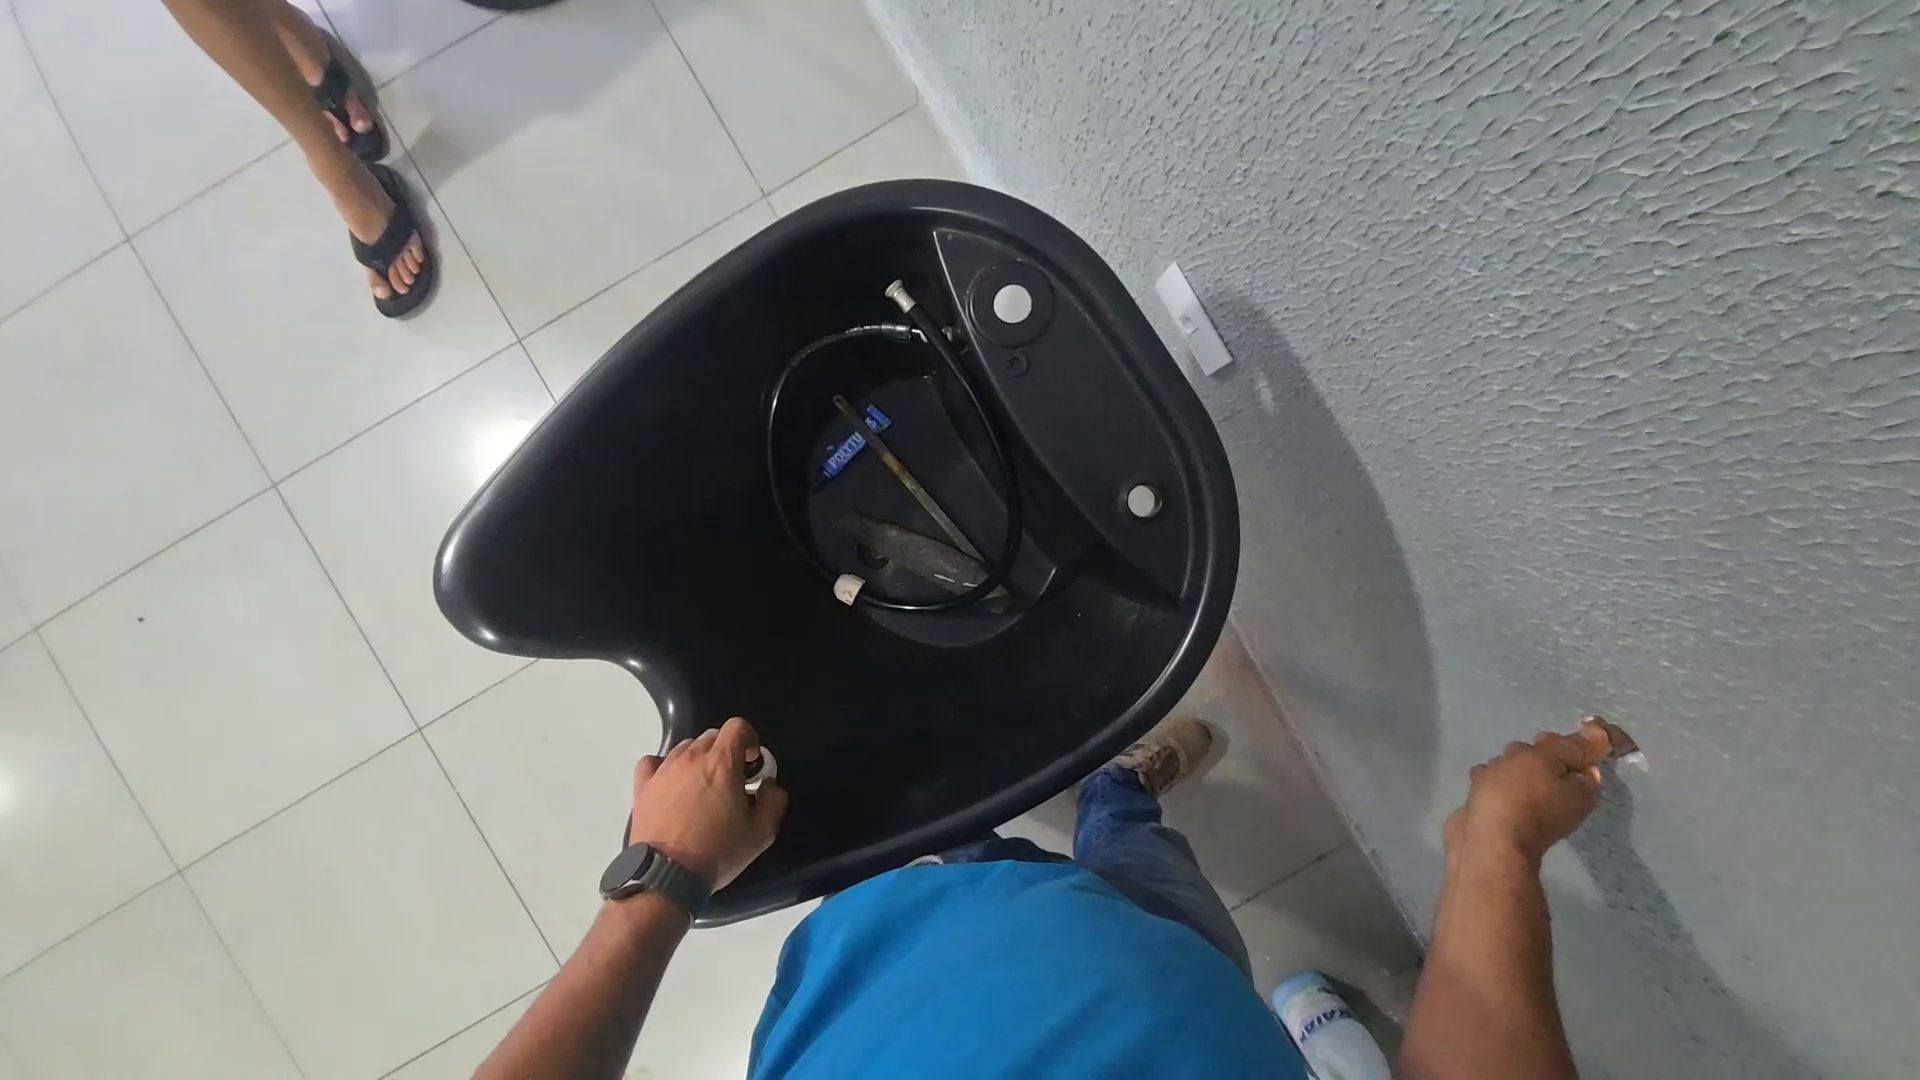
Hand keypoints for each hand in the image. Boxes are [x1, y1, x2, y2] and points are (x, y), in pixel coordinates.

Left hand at [626, 716, 786, 890]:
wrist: (666, 878)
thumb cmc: (717, 852)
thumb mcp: (762, 832)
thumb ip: (775, 799)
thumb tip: (768, 784)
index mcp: (722, 762)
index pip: (738, 726)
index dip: (750, 739)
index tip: (751, 763)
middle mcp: (691, 758)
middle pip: (712, 736)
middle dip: (726, 751)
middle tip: (730, 781)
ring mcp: (664, 770)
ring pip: (685, 747)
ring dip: (698, 760)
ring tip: (701, 788)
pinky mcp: (643, 787)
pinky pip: (654, 762)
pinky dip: (666, 767)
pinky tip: (672, 785)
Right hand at [1445, 717, 1622, 865]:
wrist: (1488, 839)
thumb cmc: (1517, 795)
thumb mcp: (1545, 760)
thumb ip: (1571, 745)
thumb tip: (1601, 733)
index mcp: (1582, 790)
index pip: (1580, 756)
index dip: (1560, 744)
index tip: (1540, 742)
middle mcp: (1564, 800)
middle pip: (1546, 762)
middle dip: (1525, 756)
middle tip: (1513, 761)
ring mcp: (1534, 809)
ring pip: (1518, 773)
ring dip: (1503, 767)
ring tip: (1491, 774)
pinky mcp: (1507, 813)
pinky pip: (1500, 787)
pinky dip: (1490, 782)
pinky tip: (1479, 783)